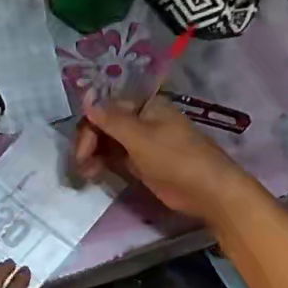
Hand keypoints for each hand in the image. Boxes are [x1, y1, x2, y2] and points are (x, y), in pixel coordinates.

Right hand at [72, 93, 241, 218]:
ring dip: (92, 155)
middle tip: (81, 165)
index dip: (89, 127)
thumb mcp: (141, 137)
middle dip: (88, 143)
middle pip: (103, 125)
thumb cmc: (176, 158)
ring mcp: (140, 143)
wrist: (206, 191)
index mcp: (145, 106)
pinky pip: (114, 158)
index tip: (81, 152)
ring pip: (106, 143)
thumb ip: (112, 119)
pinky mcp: (140, 163)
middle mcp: (141, 120)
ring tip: (86, 174)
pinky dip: (101, 164)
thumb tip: (86, 96)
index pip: (105, 109)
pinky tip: (93, 175)